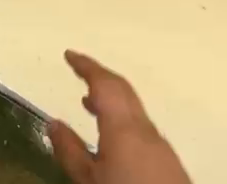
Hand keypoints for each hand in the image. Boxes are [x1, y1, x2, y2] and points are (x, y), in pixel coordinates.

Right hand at [47, 50, 191, 183]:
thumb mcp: (88, 180)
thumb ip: (70, 151)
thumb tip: (54, 123)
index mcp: (124, 127)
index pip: (106, 84)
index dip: (87, 66)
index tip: (69, 54)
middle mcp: (147, 131)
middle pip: (124, 92)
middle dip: (101, 77)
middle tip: (79, 70)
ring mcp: (164, 149)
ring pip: (135, 112)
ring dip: (112, 101)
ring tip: (89, 105)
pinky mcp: (173, 167)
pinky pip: (144, 130)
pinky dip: (124, 120)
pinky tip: (114, 138)